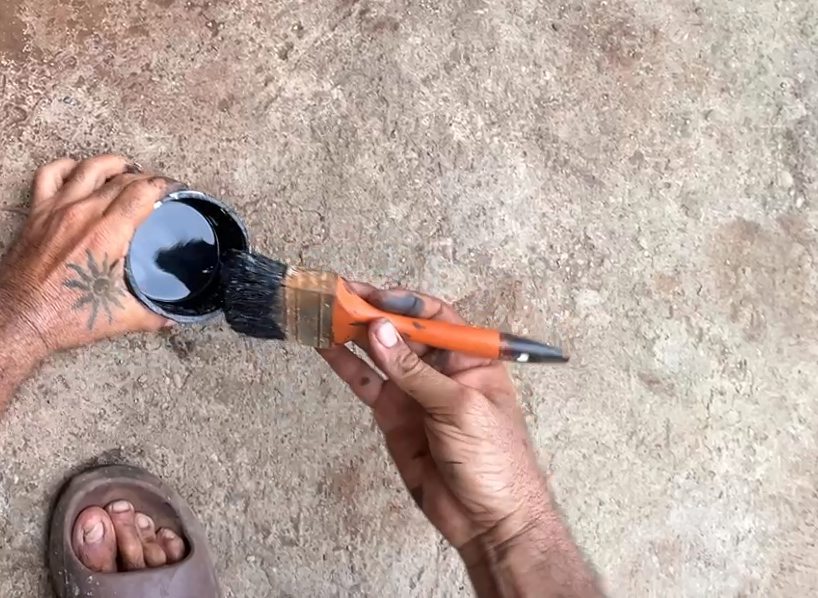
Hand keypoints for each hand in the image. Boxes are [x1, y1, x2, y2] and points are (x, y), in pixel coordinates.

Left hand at [0, 155, 176, 354]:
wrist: (21, 317)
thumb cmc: (66, 317)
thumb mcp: (121, 318)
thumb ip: (154, 316)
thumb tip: (174, 317)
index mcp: (107, 234)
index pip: (142, 191)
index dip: (162, 185)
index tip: (172, 189)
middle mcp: (82, 213)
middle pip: (121, 177)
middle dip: (144, 176)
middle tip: (155, 186)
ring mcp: (57, 209)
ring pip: (88, 167)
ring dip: (111, 164)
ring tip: (124, 169)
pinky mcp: (37, 212)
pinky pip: (49, 174)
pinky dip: (66, 166)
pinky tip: (77, 171)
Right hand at [319, 286, 563, 566]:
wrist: (489, 523)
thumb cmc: (496, 461)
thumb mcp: (459, 408)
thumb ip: (414, 371)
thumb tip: (377, 330)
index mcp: (467, 359)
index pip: (434, 317)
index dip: (404, 302)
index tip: (374, 297)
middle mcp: (437, 368)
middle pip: (398, 329)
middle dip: (369, 311)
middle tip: (336, 294)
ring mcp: (411, 389)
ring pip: (375, 350)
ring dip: (350, 331)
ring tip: (322, 312)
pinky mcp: (390, 411)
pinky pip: (363, 379)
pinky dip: (342, 361)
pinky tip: (322, 344)